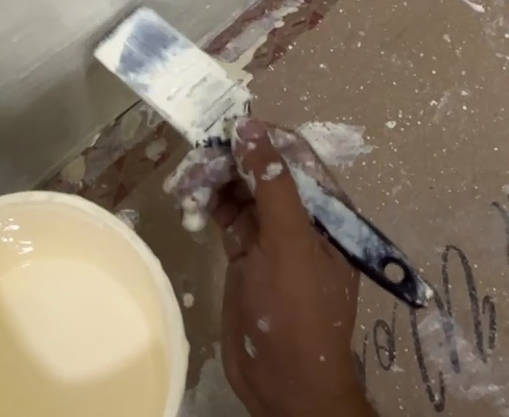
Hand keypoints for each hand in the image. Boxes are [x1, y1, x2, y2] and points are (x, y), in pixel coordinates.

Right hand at [211, 119, 372, 416]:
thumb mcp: (289, 241)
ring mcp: (269, 233)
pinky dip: (204, 202)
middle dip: (227, 158)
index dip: (260, 137)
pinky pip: (223, 212)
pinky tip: (186, 201)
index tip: (224, 126)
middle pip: (260, 168)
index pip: (293, 155)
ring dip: (210, 179)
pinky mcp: (244, 249)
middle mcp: (298, 215)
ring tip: (183, 182)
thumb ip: (272, 182)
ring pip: (237, 187)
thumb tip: (251, 126)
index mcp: (325, 210)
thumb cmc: (297, 310)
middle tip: (193, 156)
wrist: (284, 383)